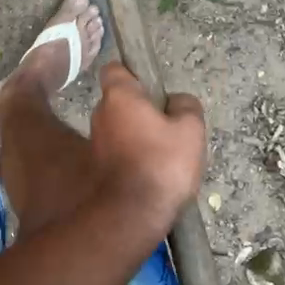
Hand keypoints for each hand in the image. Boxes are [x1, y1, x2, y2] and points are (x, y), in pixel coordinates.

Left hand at [88, 63, 206, 231]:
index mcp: (118, 96)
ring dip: (137, 136)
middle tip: (168, 127)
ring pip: (120, 128)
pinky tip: (153, 174)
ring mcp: (94, 141)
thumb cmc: (161, 163)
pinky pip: (117, 152)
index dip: (133, 75)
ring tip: (165, 156)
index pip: (115, 69)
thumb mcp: (190, 130)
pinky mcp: (96, 167)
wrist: (131, 215)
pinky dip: (132, 157)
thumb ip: (186, 107)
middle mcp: (99, 113)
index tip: (152, 90)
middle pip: (120, 101)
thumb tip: (178, 101)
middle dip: (141, 110)